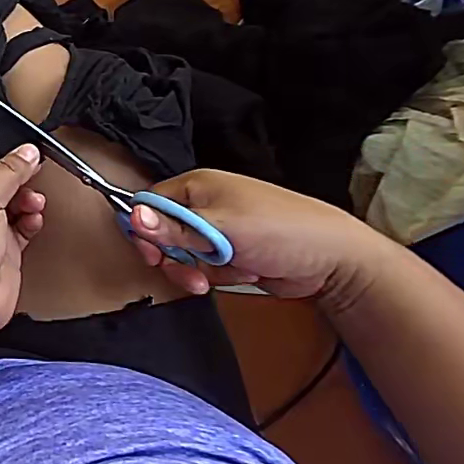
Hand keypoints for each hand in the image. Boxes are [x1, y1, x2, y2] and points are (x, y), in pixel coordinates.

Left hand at [0, 146, 45, 349]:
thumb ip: (7, 171)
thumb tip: (27, 152)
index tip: (5, 133)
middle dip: (14, 168)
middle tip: (31, 163)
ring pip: (12, 199)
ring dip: (27, 194)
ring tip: (31, 198)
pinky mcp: (4, 249)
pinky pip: (24, 225)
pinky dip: (32, 219)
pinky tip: (34, 217)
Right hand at [125, 169, 395, 304]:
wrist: (330, 257)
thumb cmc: (279, 230)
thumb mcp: (222, 230)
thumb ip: (176, 228)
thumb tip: (134, 217)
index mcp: (198, 186)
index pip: (151, 204)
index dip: (146, 231)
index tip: (154, 256)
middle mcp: (204, 204)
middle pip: (164, 234)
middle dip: (175, 259)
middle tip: (192, 276)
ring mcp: (219, 229)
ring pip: (184, 255)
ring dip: (198, 271)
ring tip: (222, 277)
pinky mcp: (231, 252)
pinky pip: (206, 268)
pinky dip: (218, 276)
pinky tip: (243, 274)